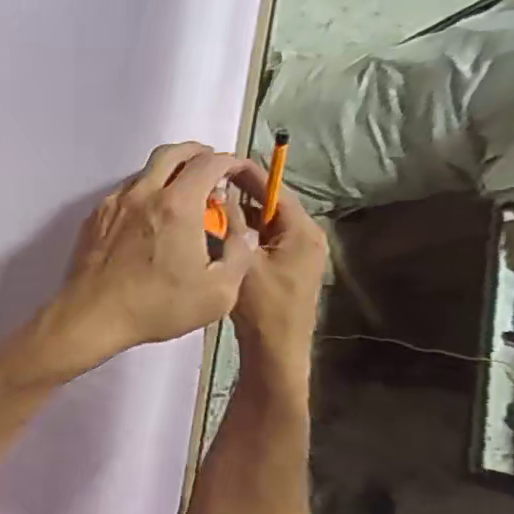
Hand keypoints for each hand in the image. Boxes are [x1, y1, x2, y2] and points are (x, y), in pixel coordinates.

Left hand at [33, 144, 261, 380]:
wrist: (92, 315)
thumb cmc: (156, 306)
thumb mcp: (217, 292)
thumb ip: (239, 256)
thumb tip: (242, 234)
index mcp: (176, 206)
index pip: (209, 163)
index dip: (230, 162)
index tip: (238, 171)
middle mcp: (142, 194)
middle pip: (171, 153)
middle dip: (197, 154)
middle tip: (211, 169)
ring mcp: (113, 204)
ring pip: (144, 171)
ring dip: (167, 173)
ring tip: (182, 196)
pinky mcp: (94, 218)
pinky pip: (124, 193)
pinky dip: (143, 193)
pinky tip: (150, 218)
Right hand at [224, 163, 326, 372]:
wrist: (276, 351)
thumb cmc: (262, 306)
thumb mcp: (241, 260)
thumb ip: (230, 223)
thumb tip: (218, 191)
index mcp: (302, 232)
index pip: (275, 190)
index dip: (248, 174)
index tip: (220, 162)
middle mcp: (307, 239)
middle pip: (271, 205)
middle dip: (241, 194)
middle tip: (208, 183)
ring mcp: (298, 256)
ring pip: (265, 224)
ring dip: (239, 215)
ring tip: (207, 206)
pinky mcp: (286, 270)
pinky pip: (263, 240)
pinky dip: (243, 233)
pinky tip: (217, 234)